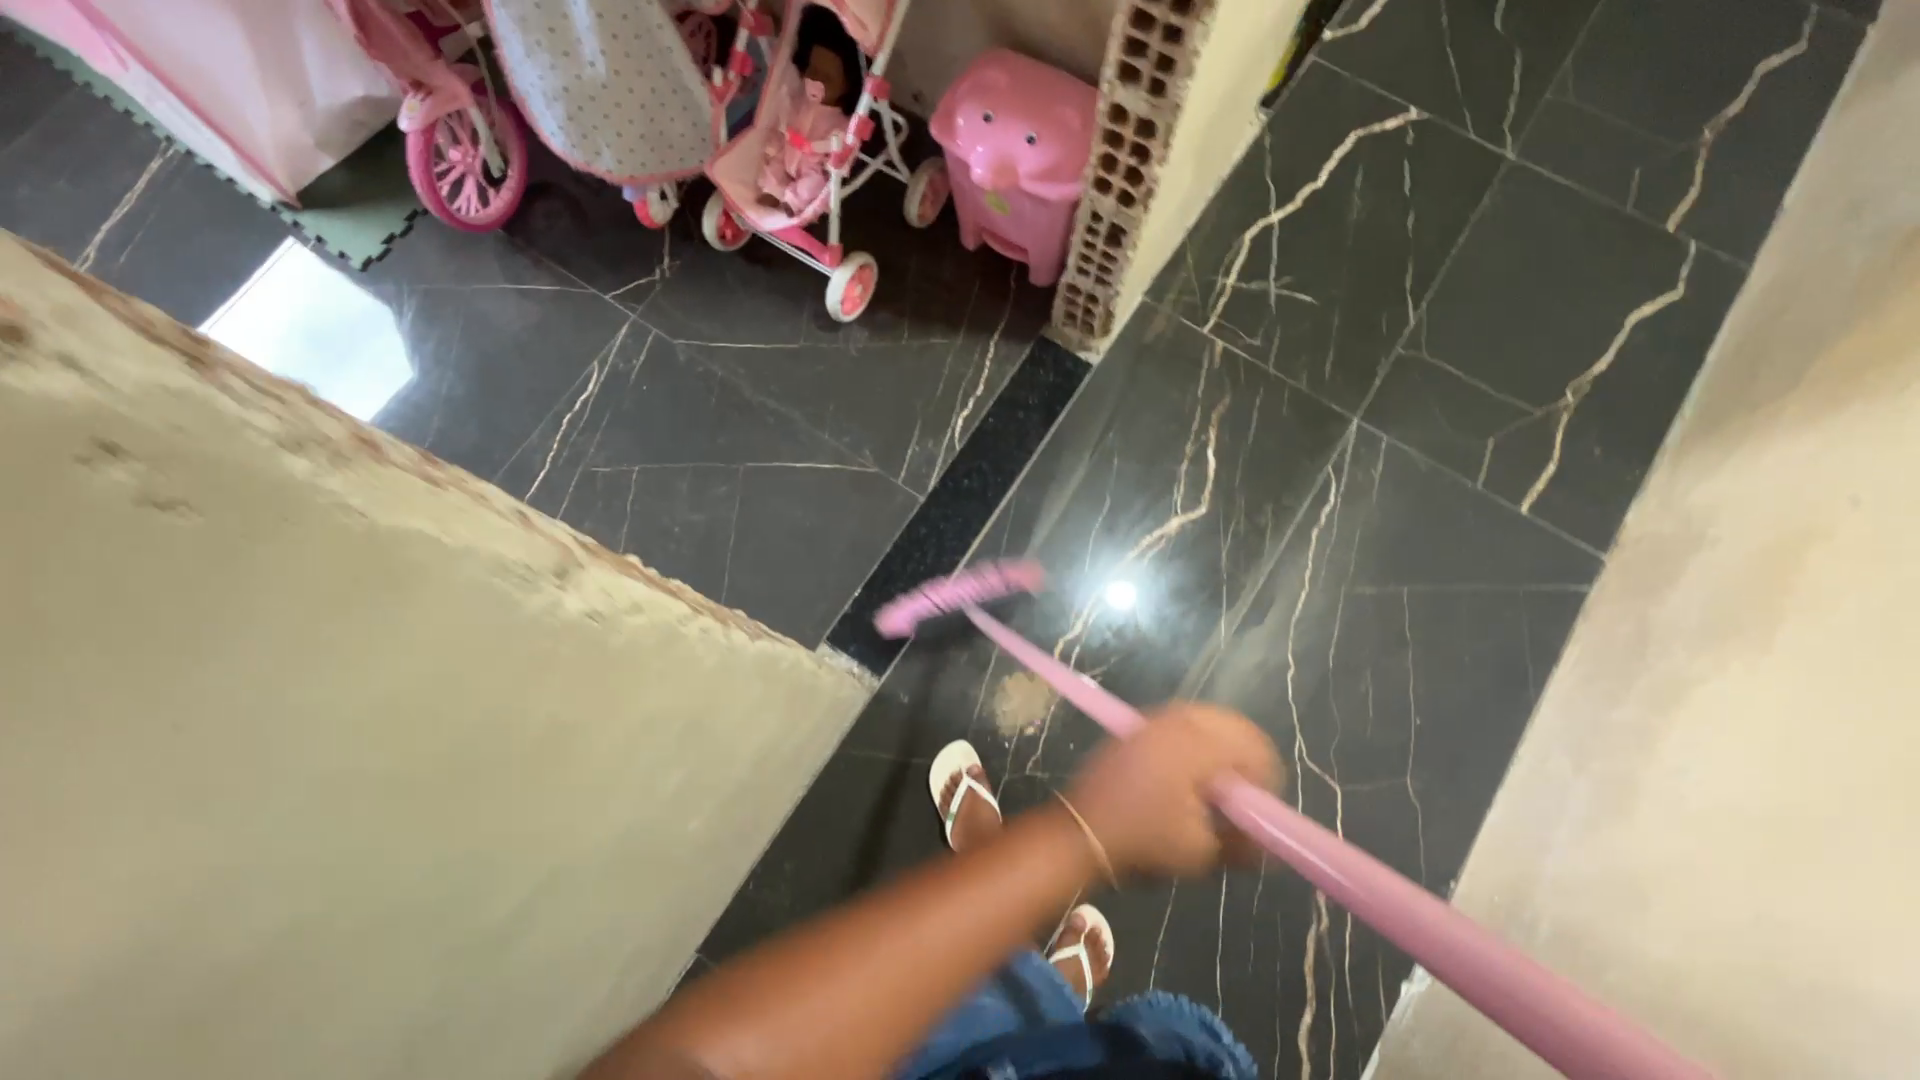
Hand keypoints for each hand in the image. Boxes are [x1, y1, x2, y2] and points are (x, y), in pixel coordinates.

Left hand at [1062, 702, 1283, 878]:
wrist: (1081, 831)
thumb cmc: (1144, 842)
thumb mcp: (1201, 853)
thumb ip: (1244, 844)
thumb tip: (1267, 842)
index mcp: (1198, 745)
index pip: (1254, 746)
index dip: (1265, 779)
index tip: (1256, 811)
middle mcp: (1178, 720)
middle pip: (1233, 726)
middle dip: (1244, 759)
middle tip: (1238, 798)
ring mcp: (1153, 719)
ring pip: (1206, 720)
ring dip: (1219, 748)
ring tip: (1212, 788)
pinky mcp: (1137, 725)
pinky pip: (1180, 722)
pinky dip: (1194, 742)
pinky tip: (1185, 776)